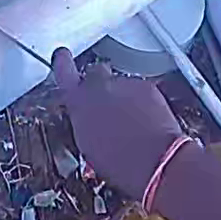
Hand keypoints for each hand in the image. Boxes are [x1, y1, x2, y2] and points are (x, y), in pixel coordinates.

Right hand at [52, 48, 184, 198]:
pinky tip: (146, 122)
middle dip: (99, 85)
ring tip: (131, 122)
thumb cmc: (121, 163)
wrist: (157, 163)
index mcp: (78, 100)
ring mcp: (123, 83)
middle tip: (107, 105)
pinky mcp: (146, 86)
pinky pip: (141, 90)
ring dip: (123, 97)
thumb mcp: (87, 145)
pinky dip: (143, 102)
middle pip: (95, 73)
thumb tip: (87, 118)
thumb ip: (82, 120)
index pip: (63, 67)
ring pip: (120, 84)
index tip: (63, 56)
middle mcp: (98, 85)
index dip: (63, 61)